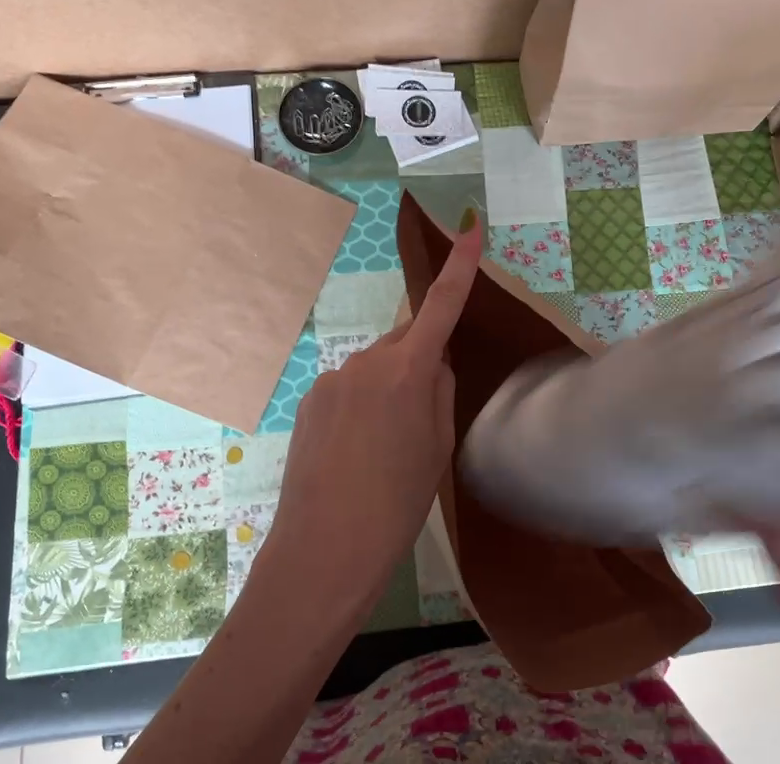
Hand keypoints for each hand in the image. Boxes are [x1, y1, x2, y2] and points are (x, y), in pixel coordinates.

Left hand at [271, 222, 484, 589]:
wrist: (323, 551)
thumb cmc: (395, 505)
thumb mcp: (436, 449)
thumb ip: (438, 392)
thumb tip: (431, 363)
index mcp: (406, 372)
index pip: (441, 307)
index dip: (459, 268)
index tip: (470, 228)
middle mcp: (365, 362)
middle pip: (405, 344)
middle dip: (419, 365)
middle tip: (422, 425)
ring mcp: (331, 380)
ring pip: (376, 371)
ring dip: (388, 393)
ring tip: (384, 453)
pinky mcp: (309, 401)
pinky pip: (349, 390)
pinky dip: (361, 409)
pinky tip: (356, 455)